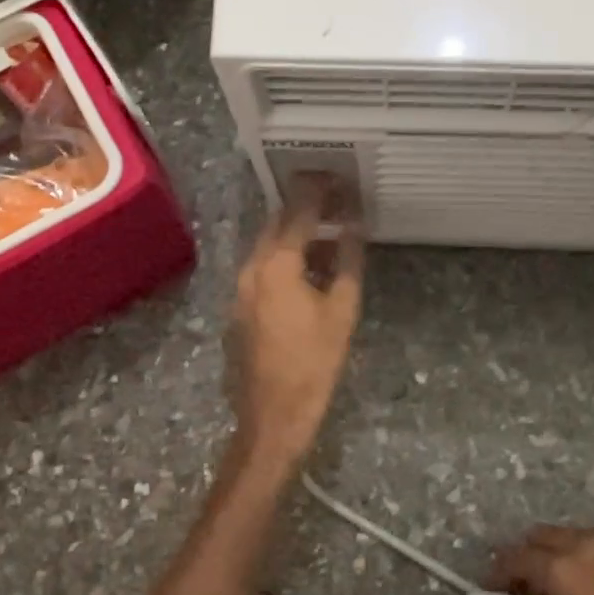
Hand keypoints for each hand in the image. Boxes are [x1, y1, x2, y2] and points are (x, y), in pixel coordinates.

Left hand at [226, 180, 363, 465]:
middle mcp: (251, 268)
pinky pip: (262, 270)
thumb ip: (348, 262)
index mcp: (277, 265)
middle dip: (304, 210)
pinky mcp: (239, 309)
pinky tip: (308, 273)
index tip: (337, 178)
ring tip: (329, 237)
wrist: (272, 416)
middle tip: (335, 203)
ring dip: (295, 237)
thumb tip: (354, 228)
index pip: (299, 213)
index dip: (319, 192)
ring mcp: (240, 289)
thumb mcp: (342, 311)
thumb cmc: (314, 363)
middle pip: (277, 225)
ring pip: (268, 248)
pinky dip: (284, 260)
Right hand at [489, 526, 593, 594]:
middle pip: (539, 536)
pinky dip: (584, 551)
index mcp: (560, 569)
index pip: (515, 559)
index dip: (498, 571)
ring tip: (559, 582)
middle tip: (523, 584)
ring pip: (570, 534)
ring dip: (555, 550)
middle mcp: (583, 542)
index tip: (492, 587)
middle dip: (525, 555)